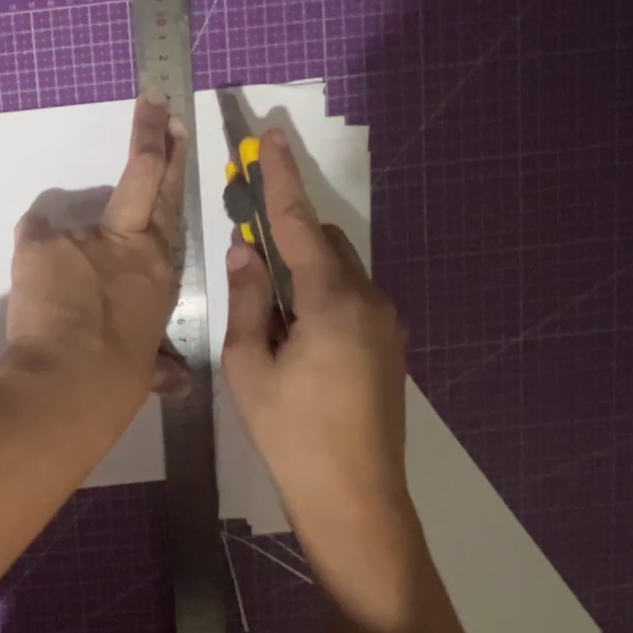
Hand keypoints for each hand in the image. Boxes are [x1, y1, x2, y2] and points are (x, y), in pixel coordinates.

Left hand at [6, 89, 187, 402]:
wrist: (69, 379)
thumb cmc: (118, 380)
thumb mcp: (147, 370)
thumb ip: (159, 366)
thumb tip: (174, 380)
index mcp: (158, 270)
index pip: (170, 207)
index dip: (173, 166)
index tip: (175, 134)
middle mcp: (128, 244)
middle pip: (144, 177)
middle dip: (150, 135)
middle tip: (155, 99)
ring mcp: (84, 238)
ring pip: (73, 228)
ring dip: (65, 253)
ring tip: (58, 291)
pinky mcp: (41, 242)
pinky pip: (35, 235)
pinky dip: (34, 254)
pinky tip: (31, 283)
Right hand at [222, 128, 408, 505]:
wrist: (354, 497)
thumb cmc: (290, 432)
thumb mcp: (249, 365)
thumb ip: (248, 300)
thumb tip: (246, 251)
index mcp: (333, 300)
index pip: (298, 223)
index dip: (280, 177)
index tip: (270, 136)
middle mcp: (369, 300)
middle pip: (322, 242)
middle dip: (284, 231)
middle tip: (244, 247)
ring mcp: (385, 324)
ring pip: (337, 270)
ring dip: (299, 268)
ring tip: (262, 309)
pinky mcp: (387, 346)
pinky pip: (347, 297)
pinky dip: (315, 294)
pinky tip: (290, 333)